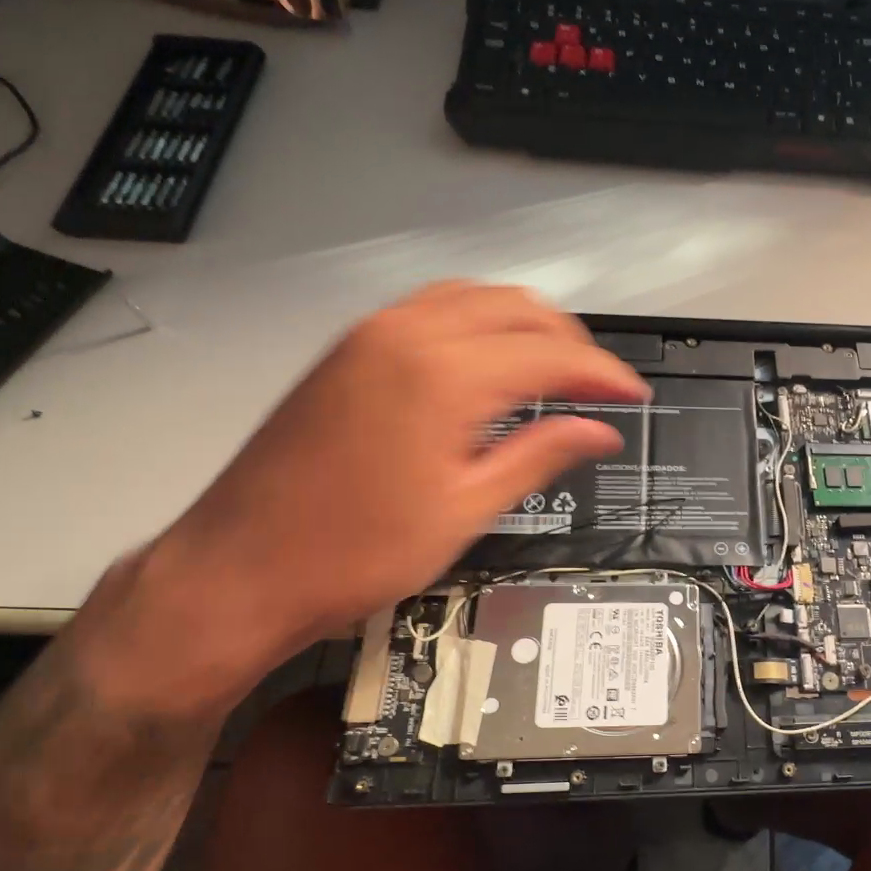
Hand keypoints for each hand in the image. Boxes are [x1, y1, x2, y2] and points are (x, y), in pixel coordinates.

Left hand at [65, 281, 651, 718]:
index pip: (551, 355)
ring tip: (555, 370)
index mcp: (443, 376)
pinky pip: (432, 308)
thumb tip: (597, 431)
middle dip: (571, 343)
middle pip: (518, 309)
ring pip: (475, 298)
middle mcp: (405, 336)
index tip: (633, 395)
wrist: (237, 573)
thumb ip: (541, 455)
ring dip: (525, 324)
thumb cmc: (347, 554)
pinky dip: (477, 323)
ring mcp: (370, 336)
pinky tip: (490, 361)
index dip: (604, 375)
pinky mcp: (348, 349)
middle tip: (599, 388)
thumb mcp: (466, 510)